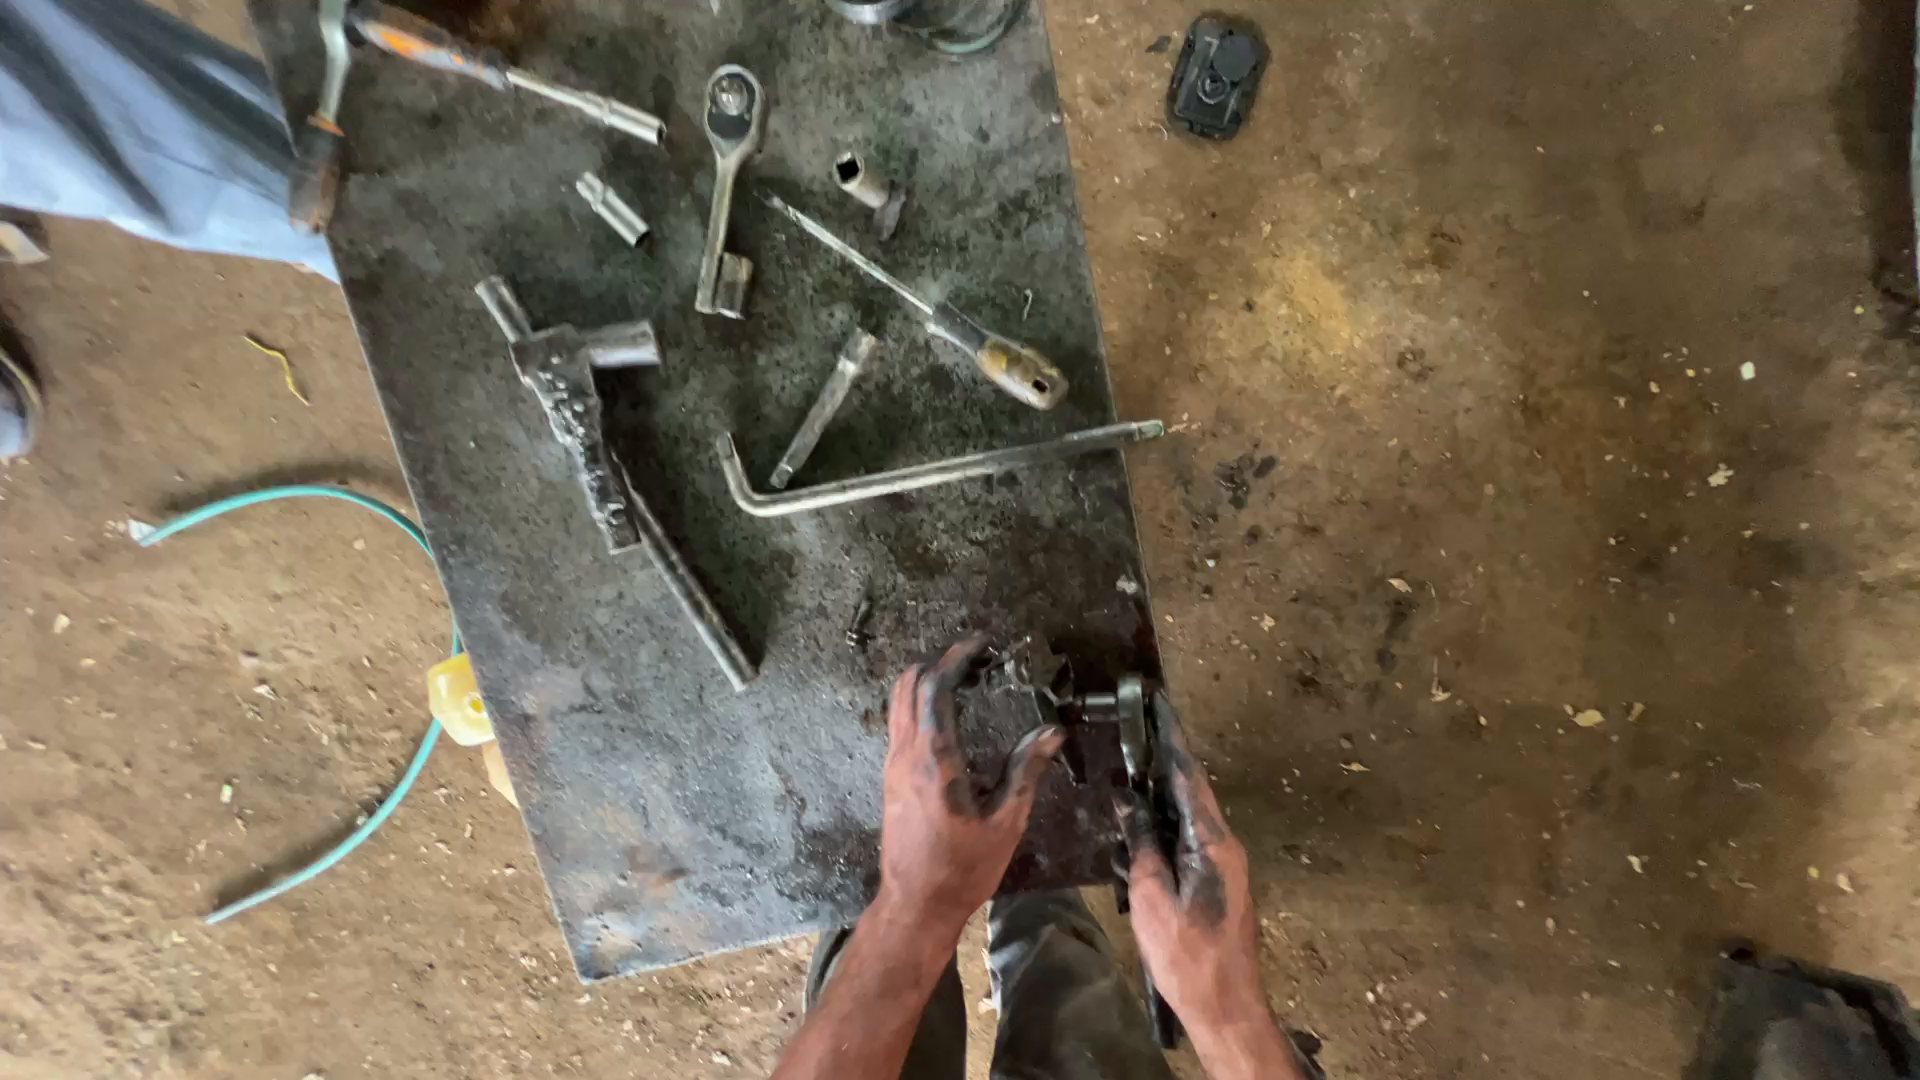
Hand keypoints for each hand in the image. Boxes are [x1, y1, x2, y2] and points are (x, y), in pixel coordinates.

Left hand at [877, 634, 1065, 934]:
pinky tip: (948, 715)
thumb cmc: (963, 867)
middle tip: (975, 661)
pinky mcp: (889, 775)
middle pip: (908, 683)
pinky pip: (898, 720)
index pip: (935, 687)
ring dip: (925, 680)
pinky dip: (917, 701)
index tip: (981, 644)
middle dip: (939, 662)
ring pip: (897, 699)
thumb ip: (1026, 771)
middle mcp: (905, 751)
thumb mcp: (1005, 823)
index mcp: (934, 758)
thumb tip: (1052, 731)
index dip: (955, 657)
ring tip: (964, 680)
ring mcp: (892, 762)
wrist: (914, 904)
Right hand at [1120, 692, 1290, 1075]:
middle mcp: (1226, 845)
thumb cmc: (1186, 954)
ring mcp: (1226, 864)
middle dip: (1164, 760)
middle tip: (1138, 731)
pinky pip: (1190, 837)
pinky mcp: (1221, 881)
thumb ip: (1141, 842)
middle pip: (1191, 790)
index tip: (1159, 706)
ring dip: (1163, 794)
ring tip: (1134, 773)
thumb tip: (1129, 800)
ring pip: (1191, 815)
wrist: (1227, 1008)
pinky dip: (1167, 823)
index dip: (1172, 739)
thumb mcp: (1150, 895)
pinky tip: (1143, 826)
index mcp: (1212, 842)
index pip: (1188, 776)